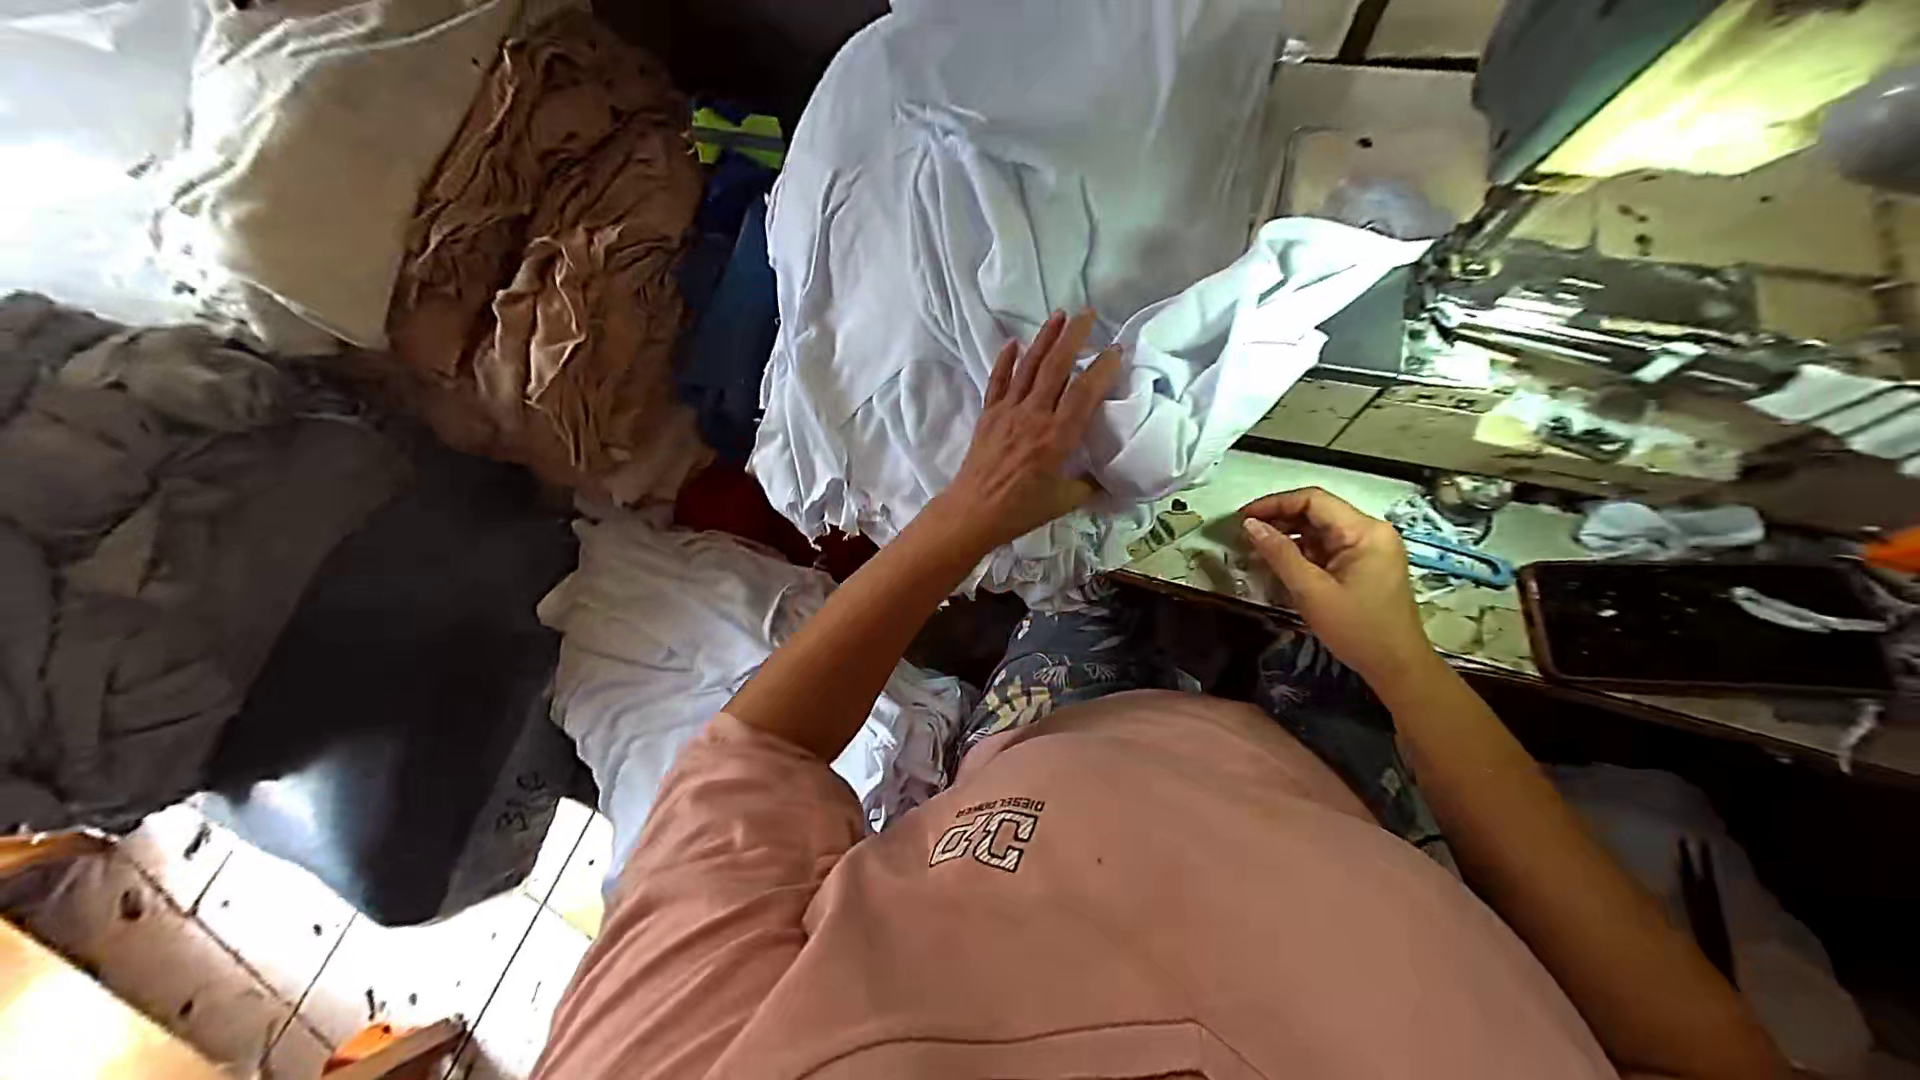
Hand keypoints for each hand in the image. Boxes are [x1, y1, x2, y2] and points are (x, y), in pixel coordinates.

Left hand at [929, 309, 1121, 554]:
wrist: (973, 511)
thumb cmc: (1020, 510)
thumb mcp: (1063, 501)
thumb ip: (1088, 486)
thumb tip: (1107, 480)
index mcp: (1057, 436)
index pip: (1085, 392)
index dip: (1102, 368)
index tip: (1116, 350)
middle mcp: (1034, 416)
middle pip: (1056, 366)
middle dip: (1073, 336)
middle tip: (1087, 314)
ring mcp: (1008, 412)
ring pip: (1029, 366)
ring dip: (1044, 338)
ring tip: (1059, 315)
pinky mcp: (988, 415)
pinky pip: (997, 381)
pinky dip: (1006, 360)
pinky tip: (1014, 342)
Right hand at [1239, 487, 1438, 688]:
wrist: (1396, 666)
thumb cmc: (1356, 629)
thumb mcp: (1311, 591)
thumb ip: (1279, 554)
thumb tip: (1250, 525)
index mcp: (1364, 532)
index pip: (1313, 500)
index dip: (1274, 504)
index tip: (1243, 518)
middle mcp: (1370, 532)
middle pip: (1317, 512)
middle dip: (1278, 519)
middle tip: (1244, 533)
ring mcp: (1369, 548)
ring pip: (1319, 529)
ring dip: (1287, 535)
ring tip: (1255, 547)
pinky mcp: (1363, 563)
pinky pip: (1326, 546)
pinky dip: (1301, 550)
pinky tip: (1278, 560)